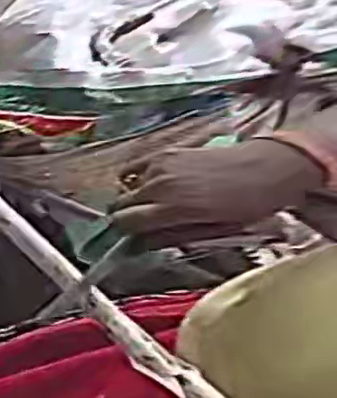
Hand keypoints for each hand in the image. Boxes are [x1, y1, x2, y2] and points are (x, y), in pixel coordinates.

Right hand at [111, 140, 322, 245]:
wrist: (278, 165)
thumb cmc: (256, 199)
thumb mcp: (221, 226)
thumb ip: (175, 235)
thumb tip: (140, 242)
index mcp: (175, 208)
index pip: (124, 222)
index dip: (128, 229)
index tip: (136, 230)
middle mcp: (160, 187)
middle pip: (119, 205)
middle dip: (130, 212)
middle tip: (148, 215)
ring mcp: (158, 169)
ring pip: (126, 189)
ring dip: (137, 195)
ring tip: (162, 196)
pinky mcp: (160, 155)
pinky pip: (131, 170)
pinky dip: (137, 178)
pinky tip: (155, 181)